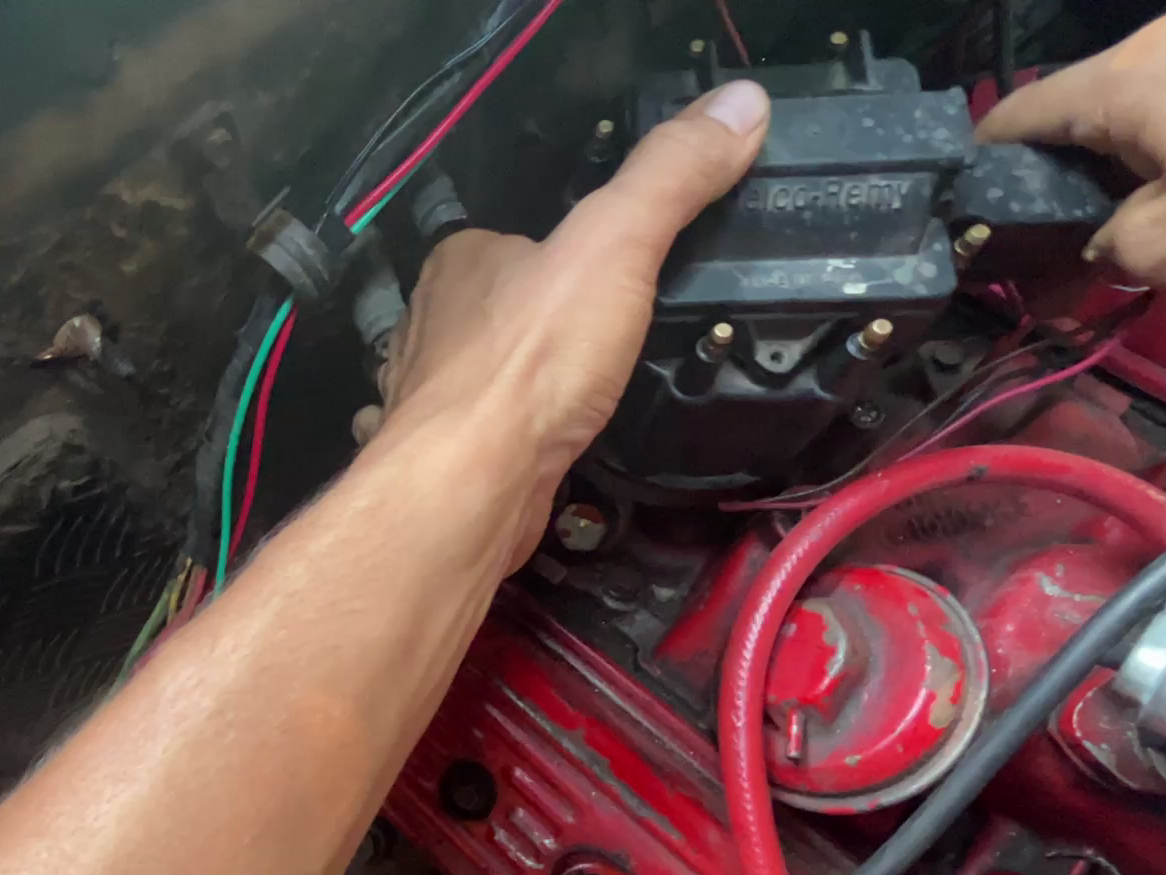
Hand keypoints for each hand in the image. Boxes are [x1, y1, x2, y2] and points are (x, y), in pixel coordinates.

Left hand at [355, 81, 770, 483]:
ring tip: (574, 391)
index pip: (511, 236)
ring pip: (480, 373)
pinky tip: (532, 442)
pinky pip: (476, 429)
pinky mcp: (440, 453)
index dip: (561, 249)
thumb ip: (668, 178)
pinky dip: (501, 432)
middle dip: (538, 322)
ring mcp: (425, 394)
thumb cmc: (533, 359)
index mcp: (459, 263)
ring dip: (516, 380)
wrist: (474, 481)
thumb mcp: (615, 245)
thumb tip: (740, 104)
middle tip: (603, 336)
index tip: (609, 270)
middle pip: (495, 309)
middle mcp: (430, 325)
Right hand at [977, 0, 1165, 315]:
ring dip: (1152, 146)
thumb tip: (1109, 233)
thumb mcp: (1160, 252)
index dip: (980, 164)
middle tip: (1077, 225)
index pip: (1017, 115)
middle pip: (1097, 97)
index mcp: (1136, 75)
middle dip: (1073, 163)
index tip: (970, 207)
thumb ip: (1101, 240)